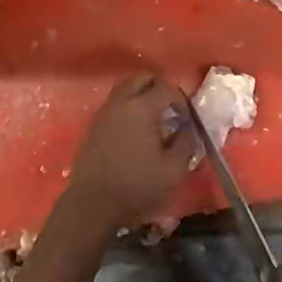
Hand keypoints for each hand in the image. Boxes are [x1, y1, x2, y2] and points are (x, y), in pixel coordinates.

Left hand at [66, 74, 195, 230]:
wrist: (92, 203)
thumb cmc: (136, 186)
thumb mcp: (172, 170)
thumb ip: (185, 144)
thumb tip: (189, 129)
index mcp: (141, 107)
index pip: (166, 88)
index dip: (181, 100)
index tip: (187, 119)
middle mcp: (121, 101)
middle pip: (142, 78)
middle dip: (160, 88)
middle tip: (171, 111)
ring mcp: (104, 111)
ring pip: (126, 88)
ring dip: (142, 95)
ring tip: (154, 121)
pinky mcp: (94, 123)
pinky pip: (115, 103)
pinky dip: (128, 106)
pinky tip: (136, 132)